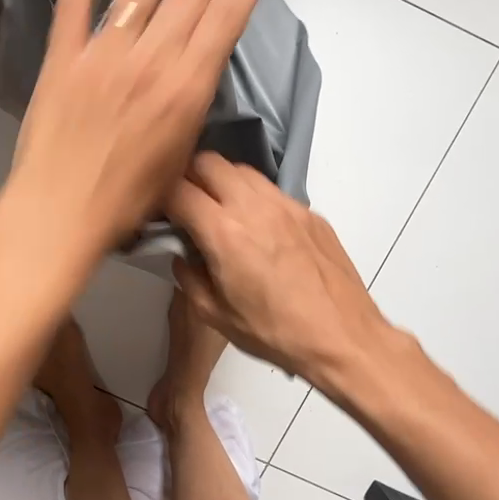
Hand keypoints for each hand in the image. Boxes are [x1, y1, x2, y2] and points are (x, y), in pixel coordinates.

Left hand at [6, 0, 268, 257]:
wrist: (61, 210)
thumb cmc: (124, 201)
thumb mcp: (178, 160)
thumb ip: (188, 114)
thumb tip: (189, 84)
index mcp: (185, 89)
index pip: (223, 25)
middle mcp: (150, 61)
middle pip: (187, 1)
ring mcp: (103, 54)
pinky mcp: (63, 57)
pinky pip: (75, 1)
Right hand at [166, 152, 392, 388]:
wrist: (343, 338)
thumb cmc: (274, 333)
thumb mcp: (214, 315)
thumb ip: (188, 276)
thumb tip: (181, 253)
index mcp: (223, 233)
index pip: (177, 189)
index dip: (159, 196)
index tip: (156, 211)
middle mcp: (253, 207)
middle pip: (208, 162)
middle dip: (187, 176)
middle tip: (183, 202)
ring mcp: (285, 205)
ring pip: (241, 169)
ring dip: (220, 181)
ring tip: (217, 208)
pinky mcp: (308, 212)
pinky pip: (270, 189)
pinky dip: (252, 196)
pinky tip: (255, 226)